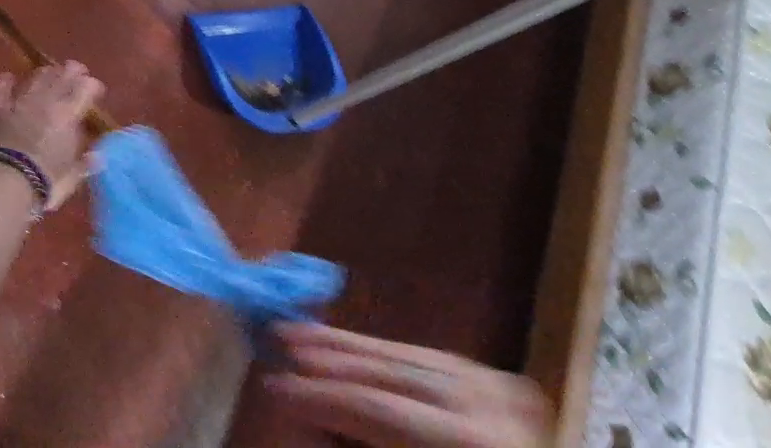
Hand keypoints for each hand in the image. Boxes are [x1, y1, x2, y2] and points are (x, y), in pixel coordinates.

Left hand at [0, 62, 103, 208]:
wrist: (7, 180)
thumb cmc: (46, 181)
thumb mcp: (72, 176)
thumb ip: (85, 164)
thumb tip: (98, 157)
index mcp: (68, 115)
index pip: (84, 89)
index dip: (92, 85)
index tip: (96, 88)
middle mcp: (46, 101)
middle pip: (60, 77)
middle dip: (70, 71)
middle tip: (76, 69)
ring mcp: (20, 102)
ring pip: (35, 79)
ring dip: (44, 73)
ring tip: (50, 71)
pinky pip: (0, 90)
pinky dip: (5, 82)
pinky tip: (8, 77)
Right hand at [260, 322, 550, 447]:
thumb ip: (342, 441)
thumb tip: (294, 409)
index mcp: (466, 442)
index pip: (377, 407)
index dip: (321, 396)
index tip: (272, 387)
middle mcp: (489, 408)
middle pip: (391, 375)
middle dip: (329, 361)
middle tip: (278, 343)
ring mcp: (497, 391)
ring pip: (405, 358)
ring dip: (346, 346)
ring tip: (296, 334)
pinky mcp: (497, 384)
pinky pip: (424, 359)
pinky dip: (381, 352)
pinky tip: (345, 344)